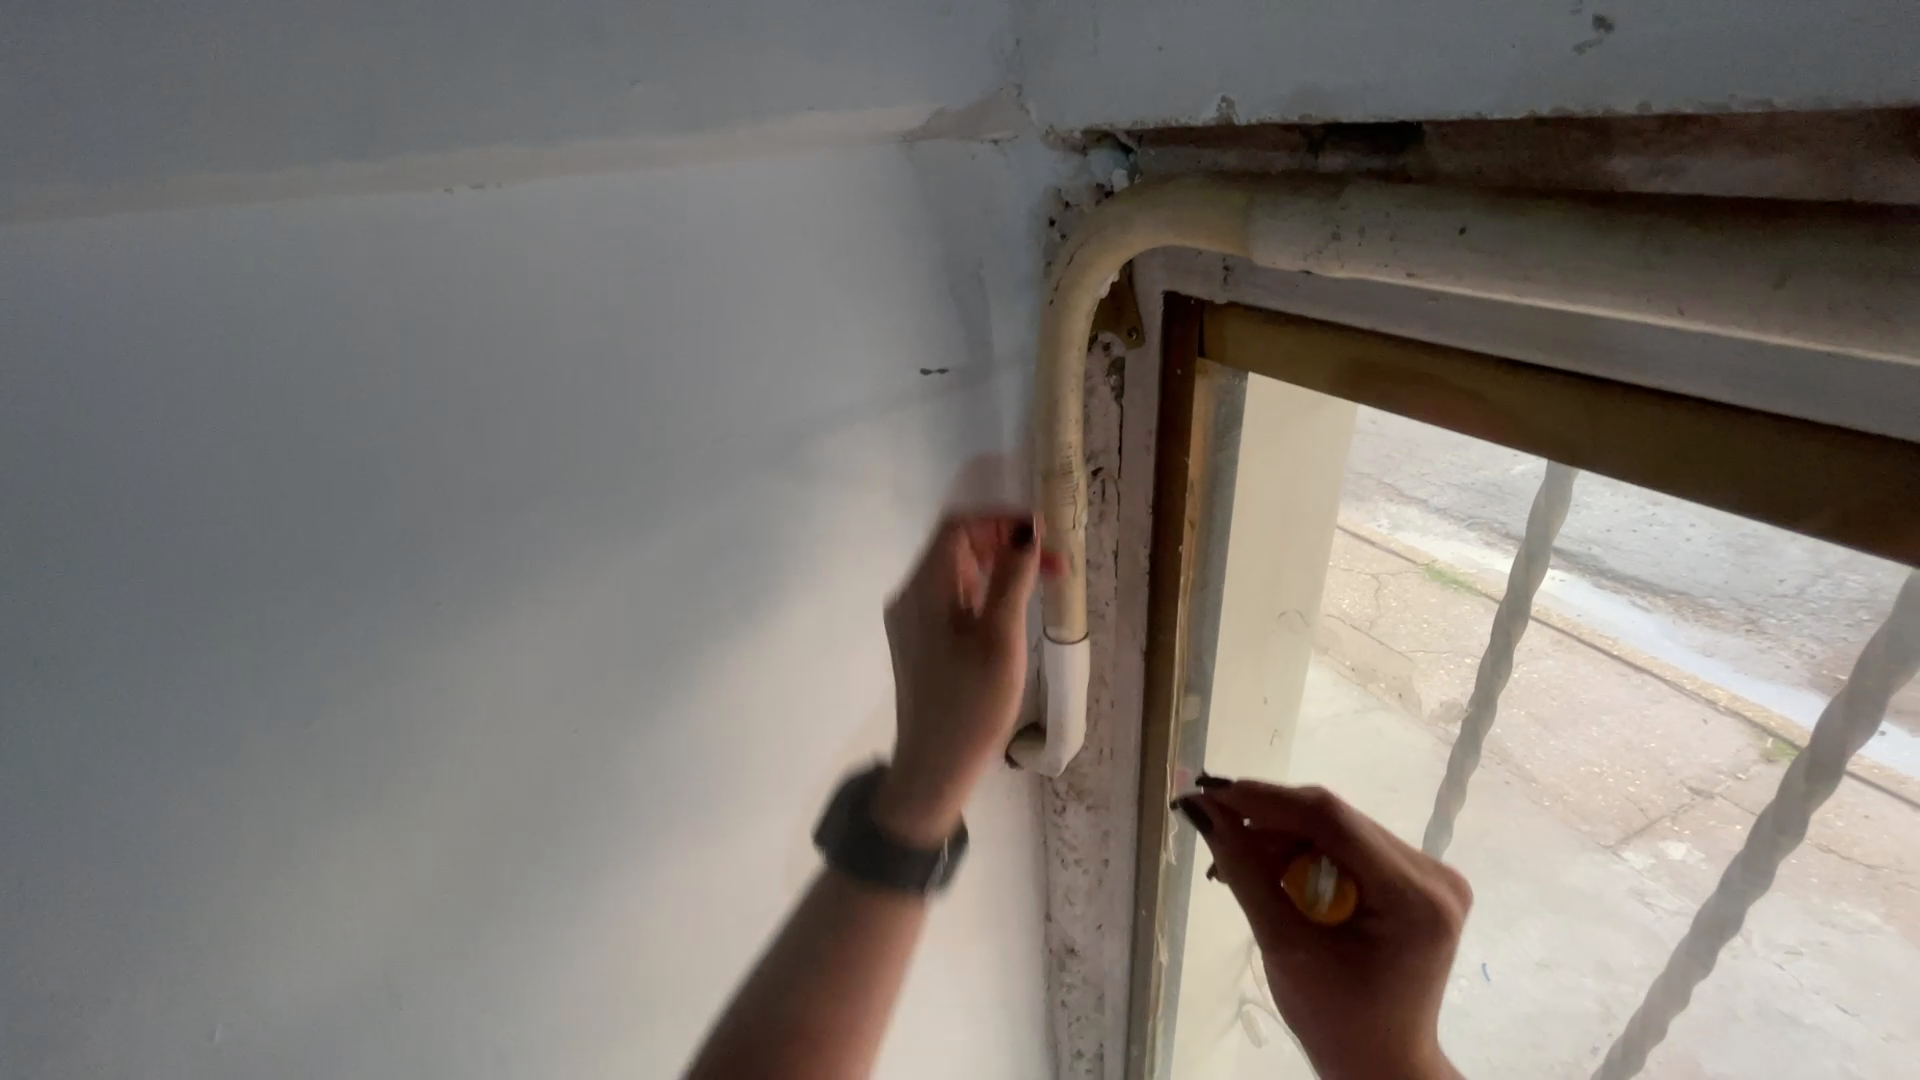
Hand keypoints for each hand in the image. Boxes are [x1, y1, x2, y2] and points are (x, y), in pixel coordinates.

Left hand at [871, 515, 1042, 845]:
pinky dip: (986, 593)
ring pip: (958, 574)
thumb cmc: (972, 704)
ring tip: (1045, 583)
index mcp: (924, 589)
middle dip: (1006, 544)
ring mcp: (913, 620)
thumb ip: (1011, 579)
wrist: (934, 768)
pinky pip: (954, 599)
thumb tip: (1026, 533)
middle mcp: (911, 596)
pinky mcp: (921, 640)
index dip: (1000, 520)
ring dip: (1000, 569)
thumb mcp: (1000, 637)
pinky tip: (1014, 610)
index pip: (957, 527)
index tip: (1043, 533)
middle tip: (1054, 563)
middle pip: (957, 547)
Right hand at [1180, 782, 1470, 1079]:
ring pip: (1331, 828)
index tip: (1209, 793)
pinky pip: (1341, 844)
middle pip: (1331, 821)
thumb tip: (1200, 808)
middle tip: (1214, 833)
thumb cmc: (1335, 1018)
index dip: (1266, 799)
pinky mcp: (1410, 878)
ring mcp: (1426, 874)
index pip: (1331, 820)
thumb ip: (1243, 870)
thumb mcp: (1283, 944)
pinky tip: (1267, 871)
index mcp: (1415, 896)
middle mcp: (1431, 874)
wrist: (1381, 1064)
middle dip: (1267, 824)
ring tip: (1233, 865)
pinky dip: (1298, 852)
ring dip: (1277, 839)